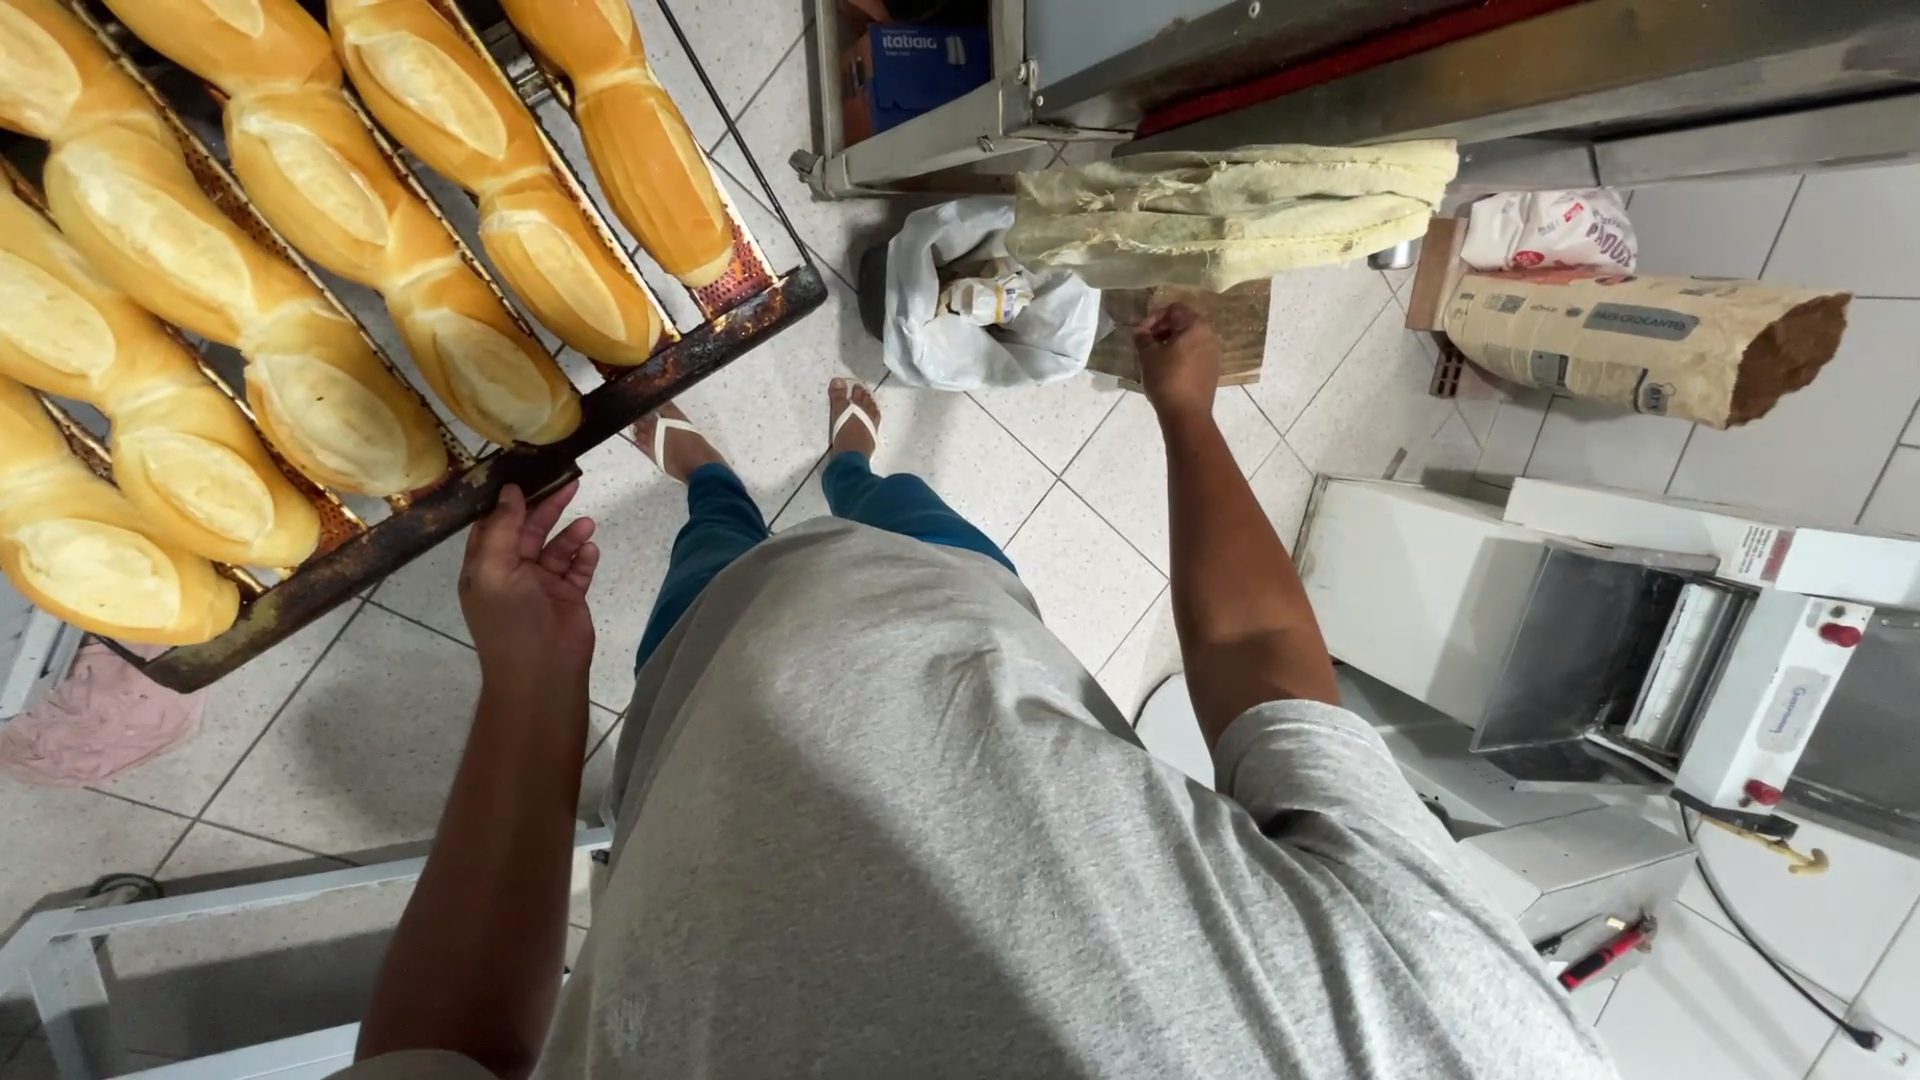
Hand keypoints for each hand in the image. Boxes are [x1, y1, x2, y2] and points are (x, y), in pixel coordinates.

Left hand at [459, 481, 599, 685]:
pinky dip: (585, 558)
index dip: (510, 502)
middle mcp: (513, 572)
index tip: (528, 476)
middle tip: (571, 485)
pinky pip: (578, 569)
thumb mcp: (495, 570)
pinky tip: (591, 550)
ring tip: (588, 524)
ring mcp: (543, 585)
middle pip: (531, 531)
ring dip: (571, 534)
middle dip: (549, 509)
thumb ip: (504, 529)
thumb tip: (509, 492)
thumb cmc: (511, 619)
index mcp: (486, 567)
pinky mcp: (569, 596)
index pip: (495, 525)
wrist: (543, 669)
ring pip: (558, 548)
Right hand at [1135, 303, 1220, 421]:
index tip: (1140, 334)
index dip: (1153, 318)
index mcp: (1196, 326)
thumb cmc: (1166, 379)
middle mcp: (1209, 335)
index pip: (1174, 309)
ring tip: (1153, 359)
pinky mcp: (1211, 370)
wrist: (1186, 414)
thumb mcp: (1148, 356)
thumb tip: (1139, 331)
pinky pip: (1193, 355)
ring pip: (1188, 341)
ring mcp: (1213, 354)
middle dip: (1161, 331)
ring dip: (1169, 345)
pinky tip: (1166, 371)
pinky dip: (1179, 357)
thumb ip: (1142, 338)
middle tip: (1145, 345)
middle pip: (1182, 324)